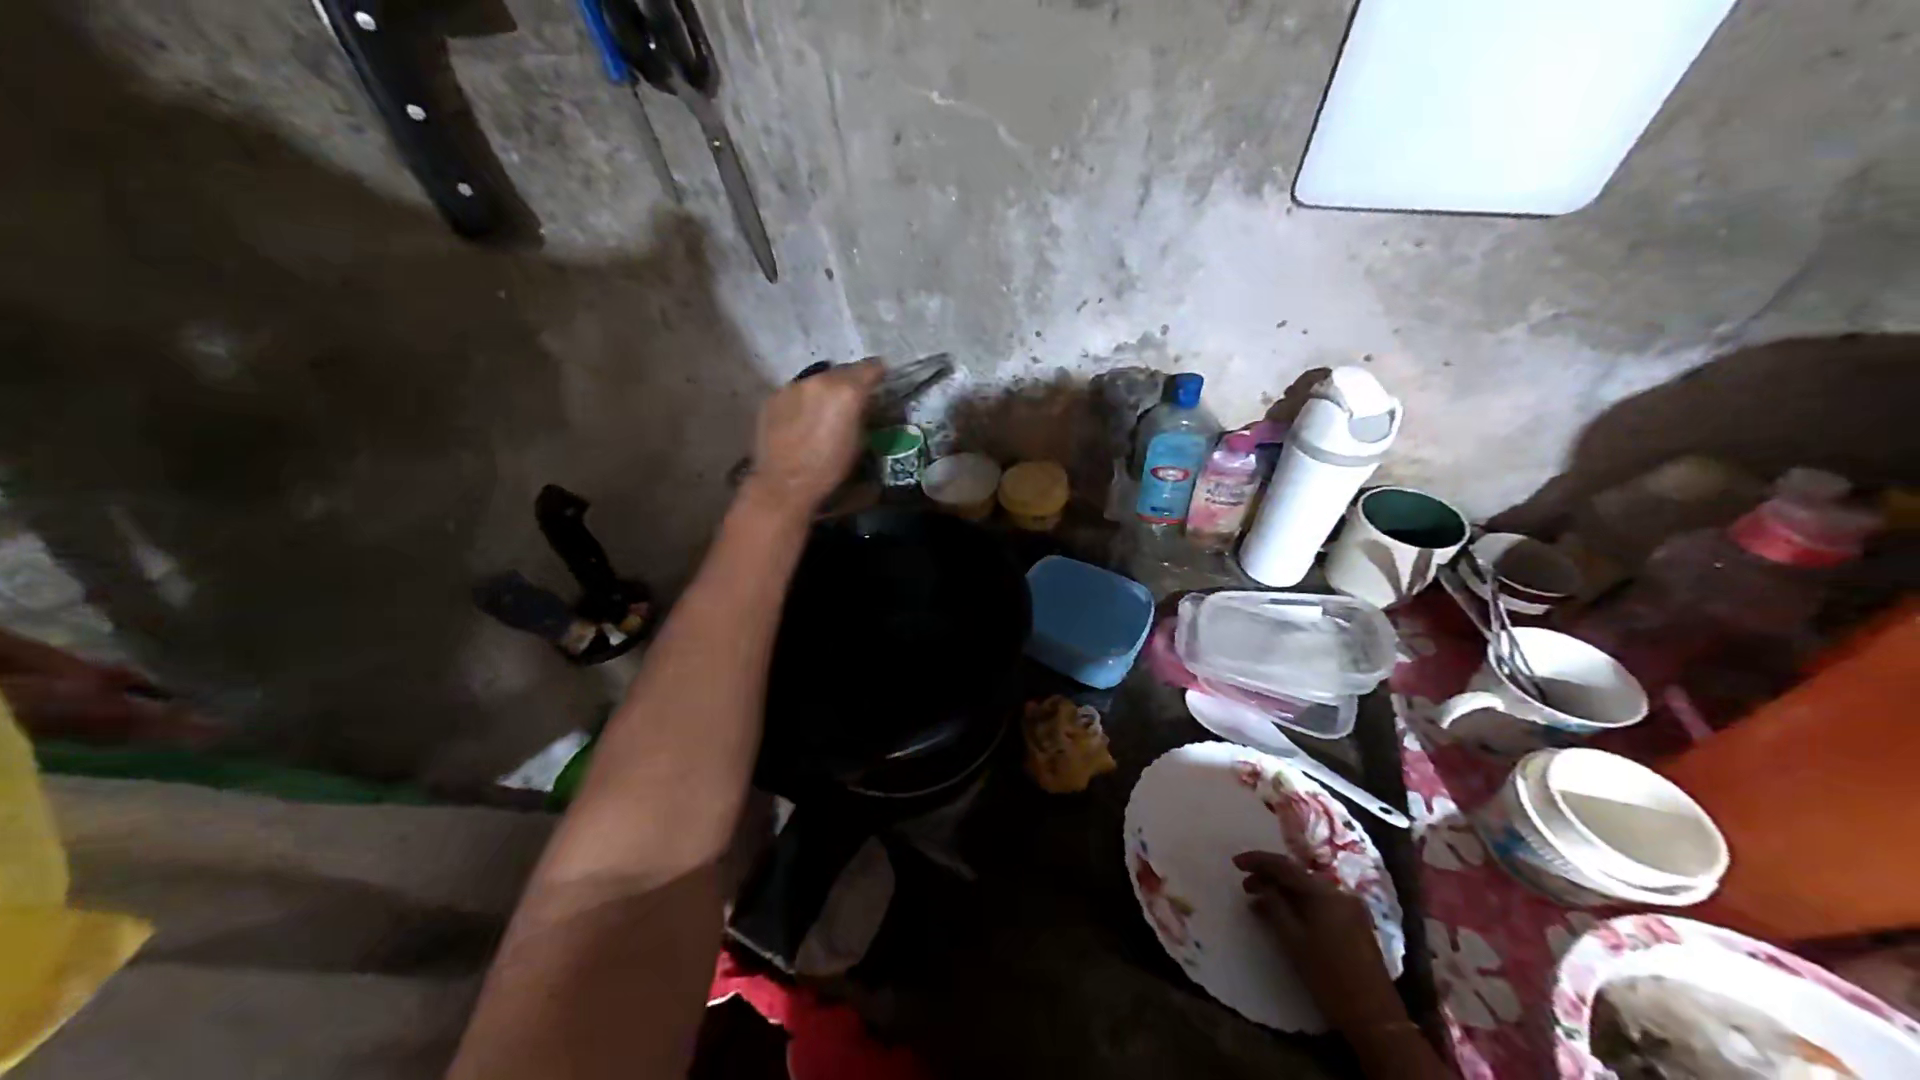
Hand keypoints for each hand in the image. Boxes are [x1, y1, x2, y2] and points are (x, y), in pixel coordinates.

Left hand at [744, 360, 883, 513]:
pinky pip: (796, 392)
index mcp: (847, 391)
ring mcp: (793, 386)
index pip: (870, 367)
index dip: (878, 373)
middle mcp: (820, 380)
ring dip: (825, 390)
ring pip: (817, 380)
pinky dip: (803, 401)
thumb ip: (863, 413)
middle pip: (842, 370)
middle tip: (853, 398)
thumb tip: (864, 403)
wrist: (784, 483)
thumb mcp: (860, 441)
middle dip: (851, 381)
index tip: (881, 379)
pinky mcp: (773, 397)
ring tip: (825, 409)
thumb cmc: (830, 468)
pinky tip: (802, 420)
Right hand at [1235, 850, 1407, 1034]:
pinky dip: (1300, 904)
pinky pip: (1321, 903)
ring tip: (1260, 902)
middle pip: (1298, 876)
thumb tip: (1261, 887)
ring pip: (1309, 890)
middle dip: (1269, 877)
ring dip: (1284, 892)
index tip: (1235, 863)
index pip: (1285, 866)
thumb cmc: (1328, 977)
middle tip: (1245, 887)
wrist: (1375, 1017)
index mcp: (1324, 894)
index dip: (1258, 861)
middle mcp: (1340, 894)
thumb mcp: (1293, 941)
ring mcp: (1351, 909)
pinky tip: (1285, 914)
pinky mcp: (1355, 924)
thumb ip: (1274, 907)